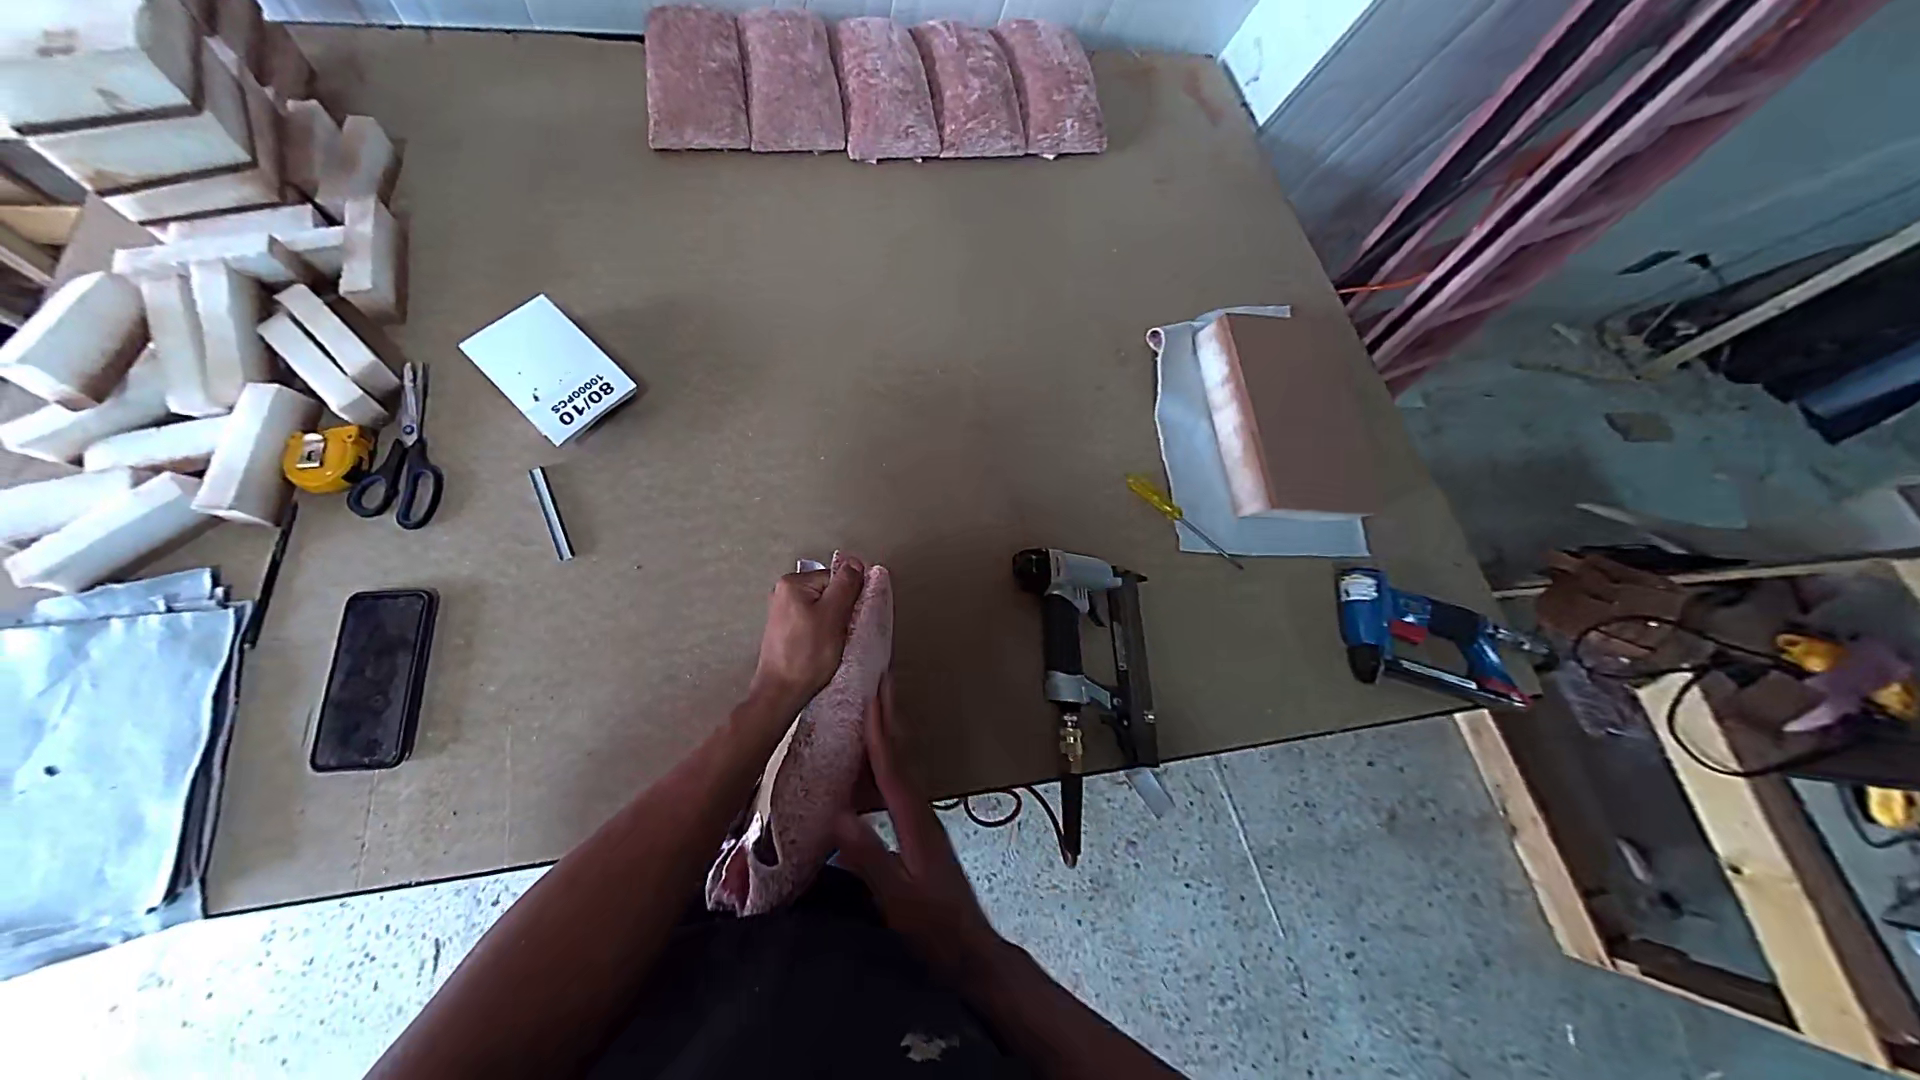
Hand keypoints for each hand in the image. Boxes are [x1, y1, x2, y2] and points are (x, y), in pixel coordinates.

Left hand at [748, 555, 864, 710]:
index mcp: (792, 583)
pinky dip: (823, 631)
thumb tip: (855, 563)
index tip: (851, 616)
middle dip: (841, 609)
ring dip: (834, 622)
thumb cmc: (807, 655)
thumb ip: (846, 585)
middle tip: (842, 631)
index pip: (836, 578)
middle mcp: (784, 593)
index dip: (850, 596)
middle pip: (829, 592)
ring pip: (823, 608)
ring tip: (832, 641)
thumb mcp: (833, 614)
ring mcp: (783, 612)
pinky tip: (823, 646)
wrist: (782, 692)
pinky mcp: (786, 630)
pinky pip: (814, 621)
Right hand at [834, 674, 1007, 986]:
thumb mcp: (898, 897)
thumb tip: (838, 814)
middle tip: (882, 679)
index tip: (871, 694)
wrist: (969, 945)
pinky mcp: (919, 828)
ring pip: (903, 764)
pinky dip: (888, 759)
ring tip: (877, 705)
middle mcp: (921, 809)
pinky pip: (900, 781)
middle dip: (891, 715)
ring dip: (891, 731)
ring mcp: (922, 817)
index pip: (892, 766)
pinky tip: (876, 761)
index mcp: (914, 819)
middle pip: (903, 753)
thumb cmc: (933, 924)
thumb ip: (870, 857)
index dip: (879, 729)